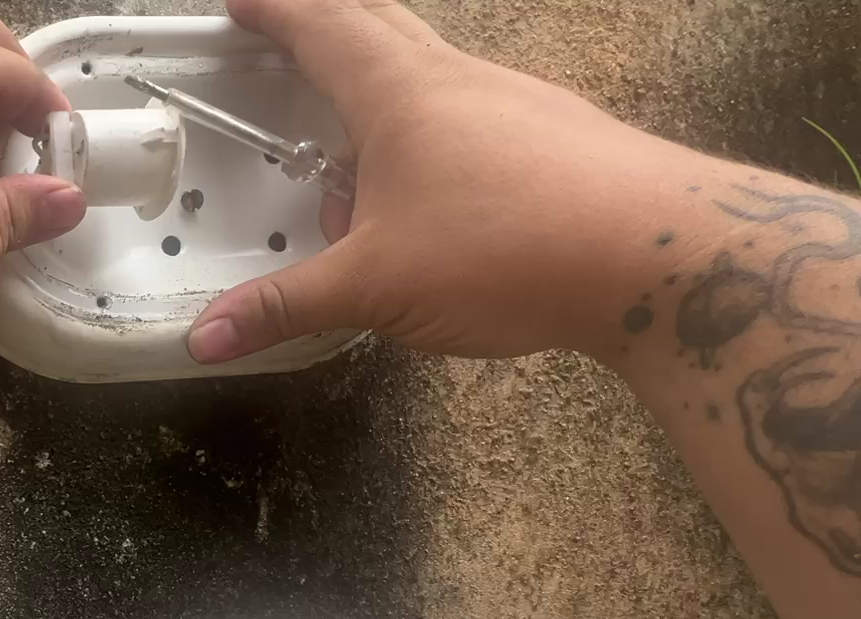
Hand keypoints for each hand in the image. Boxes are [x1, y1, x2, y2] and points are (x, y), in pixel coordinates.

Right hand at [188, 0, 727, 363]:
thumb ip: (280, 308)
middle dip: (325, 27)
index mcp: (407, 100)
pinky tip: (407, 203)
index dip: (280, 10)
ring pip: (420, 83)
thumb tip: (201, 340)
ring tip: (334, 170)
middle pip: (382, 31)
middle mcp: (461, 86)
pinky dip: (410, 146)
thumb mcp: (371, 287)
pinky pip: (456, 124)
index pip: (330, 30)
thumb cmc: (507, 250)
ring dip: (367, 106)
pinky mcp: (541, 143)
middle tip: (283, 39)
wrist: (662, 261)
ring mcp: (510, 108)